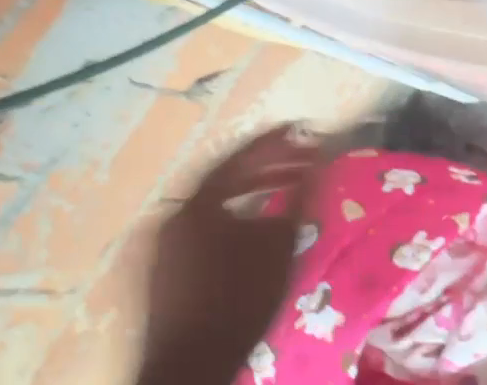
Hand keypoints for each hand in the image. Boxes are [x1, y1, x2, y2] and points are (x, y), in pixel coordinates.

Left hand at [137, 126, 323, 384]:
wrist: (193, 363)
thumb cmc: (241, 296)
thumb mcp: (281, 241)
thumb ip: (302, 192)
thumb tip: (320, 155)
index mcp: (195, 208)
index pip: (237, 158)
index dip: (272, 140)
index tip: (302, 126)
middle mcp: (174, 221)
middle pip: (225, 178)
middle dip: (268, 163)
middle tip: (304, 155)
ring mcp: (166, 248)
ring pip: (217, 202)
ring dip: (255, 188)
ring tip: (291, 184)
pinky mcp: (169, 270)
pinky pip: (208, 224)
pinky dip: (239, 211)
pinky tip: (263, 220)